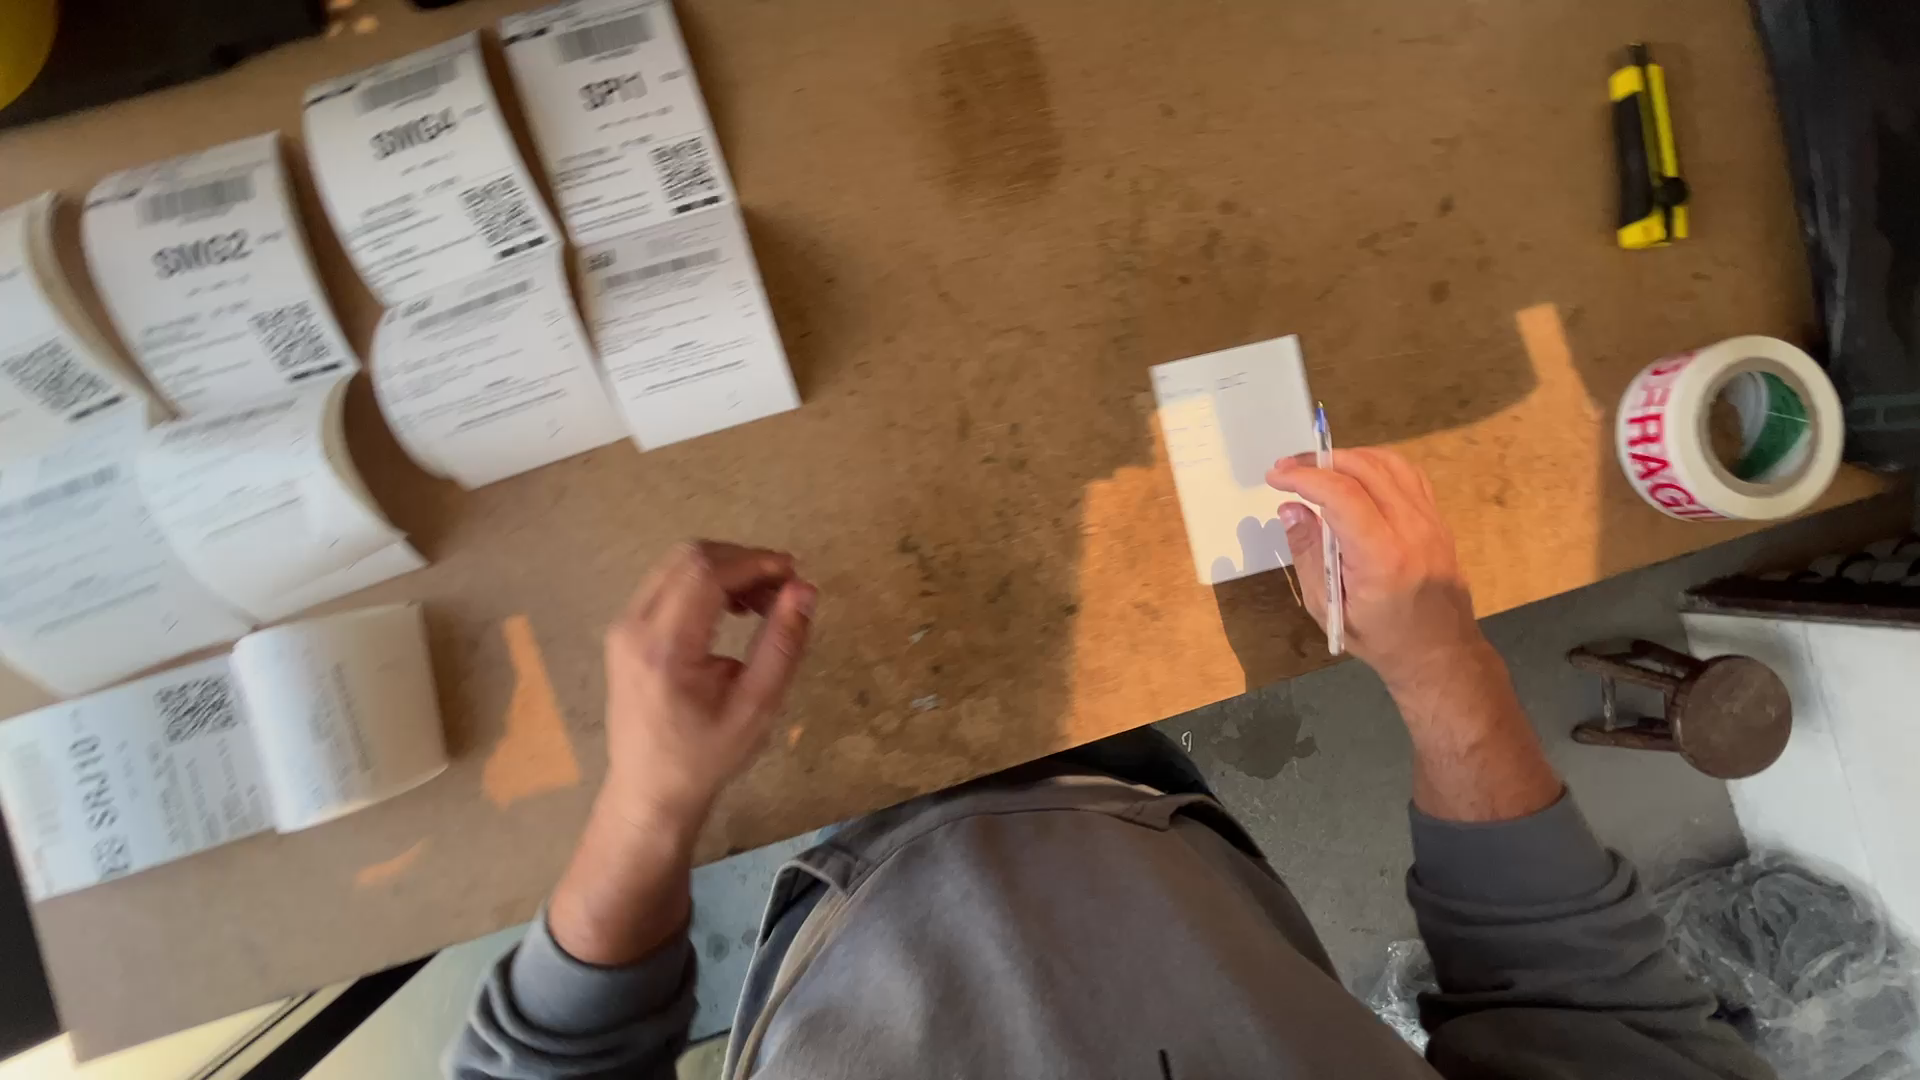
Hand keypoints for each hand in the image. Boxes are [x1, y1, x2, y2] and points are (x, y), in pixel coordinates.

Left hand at [600, 540, 816, 839]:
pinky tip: (734, 609)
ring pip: (679, 563)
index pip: (707, 572)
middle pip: (690, 556)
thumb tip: (805, 589)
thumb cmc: (707, 755)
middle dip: (744, 561)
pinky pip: (669, 582)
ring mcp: (624, 626)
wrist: (650, 791)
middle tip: (783, 590)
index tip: (795, 575)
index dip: (756, 562)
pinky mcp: (626, 630)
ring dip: (727, 569)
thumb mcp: (758, 706)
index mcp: (664, 647)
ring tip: (763, 602)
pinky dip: (708, 582)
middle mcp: (634, 626)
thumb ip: (783, 644)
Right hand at [1266, 448, 1482, 693]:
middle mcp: (1412, 530)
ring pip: (1389, 464)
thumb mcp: (1326, 606)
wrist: (1438, 651)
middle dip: (1319, 461)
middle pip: (1364, 469)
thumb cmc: (1377, 637)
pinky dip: (1374, 465)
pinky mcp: (1437, 520)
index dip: (1304, 478)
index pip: (1341, 495)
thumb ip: (1308, 553)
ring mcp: (1431, 521)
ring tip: (1316, 468)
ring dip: (1346, 458)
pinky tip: (1352, 476)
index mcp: (1381, 556)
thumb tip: (1290, 509)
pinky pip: (1407, 475)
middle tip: (1287, 469)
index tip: (1274, 477)